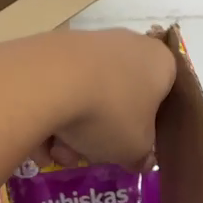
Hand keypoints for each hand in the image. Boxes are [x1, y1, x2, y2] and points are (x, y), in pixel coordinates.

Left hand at [28, 28, 177, 171]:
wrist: (52, 80)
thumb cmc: (110, 114)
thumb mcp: (134, 149)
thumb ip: (142, 156)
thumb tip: (143, 159)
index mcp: (161, 64)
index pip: (161, 100)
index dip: (143, 130)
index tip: (126, 149)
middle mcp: (131, 45)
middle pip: (118, 102)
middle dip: (100, 135)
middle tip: (87, 153)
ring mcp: (92, 42)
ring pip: (86, 99)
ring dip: (72, 132)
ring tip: (58, 150)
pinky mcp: (57, 47)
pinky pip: (59, 91)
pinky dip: (51, 116)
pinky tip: (41, 135)